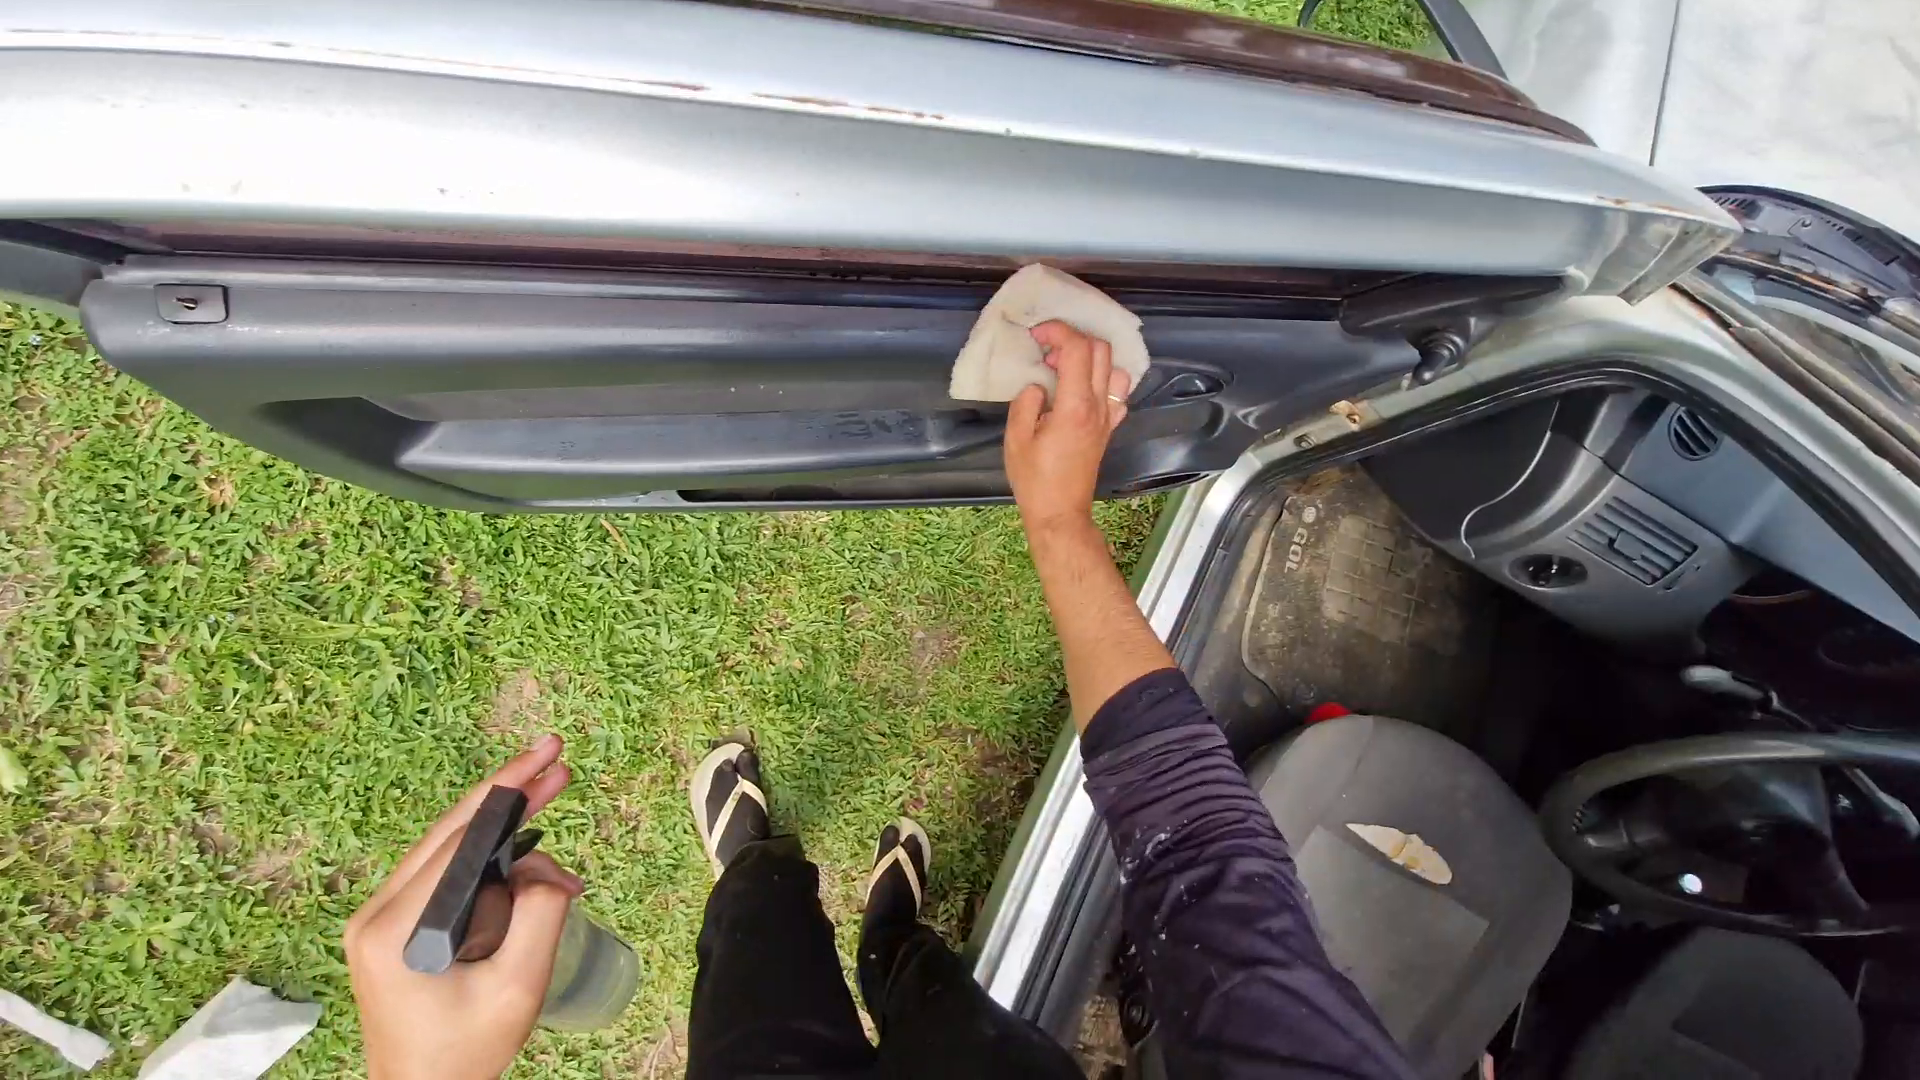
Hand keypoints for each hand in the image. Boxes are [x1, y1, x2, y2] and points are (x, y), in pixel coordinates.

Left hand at [344, 735, 583, 1079]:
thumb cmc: (467, 1050)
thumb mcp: (517, 985)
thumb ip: (540, 914)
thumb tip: (548, 871)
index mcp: (396, 927)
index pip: (461, 838)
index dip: (510, 790)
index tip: (550, 757)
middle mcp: (379, 913)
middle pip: (455, 830)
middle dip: (512, 790)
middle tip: (558, 758)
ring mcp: (383, 918)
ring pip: (457, 847)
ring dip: (511, 830)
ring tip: (558, 818)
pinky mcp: (396, 925)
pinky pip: (453, 871)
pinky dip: (498, 859)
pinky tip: (535, 867)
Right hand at [1004, 321, 1131, 532]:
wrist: (1060, 512)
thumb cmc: (1035, 480)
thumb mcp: (1016, 439)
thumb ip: (1025, 403)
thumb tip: (1037, 386)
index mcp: (1075, 406)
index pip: (1077, 349)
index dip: (1057, 332)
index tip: (1036, 335)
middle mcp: (1098, 407)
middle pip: (1101, 350)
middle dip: (1073, 338)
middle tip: (1046, 351)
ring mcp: (1107, 417)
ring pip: (1114, 368)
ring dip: (1090, 358)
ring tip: (1064, 368)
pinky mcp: (1108, 428)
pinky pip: (1117, 393)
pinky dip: (1102, 380)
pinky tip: (1081, 388)